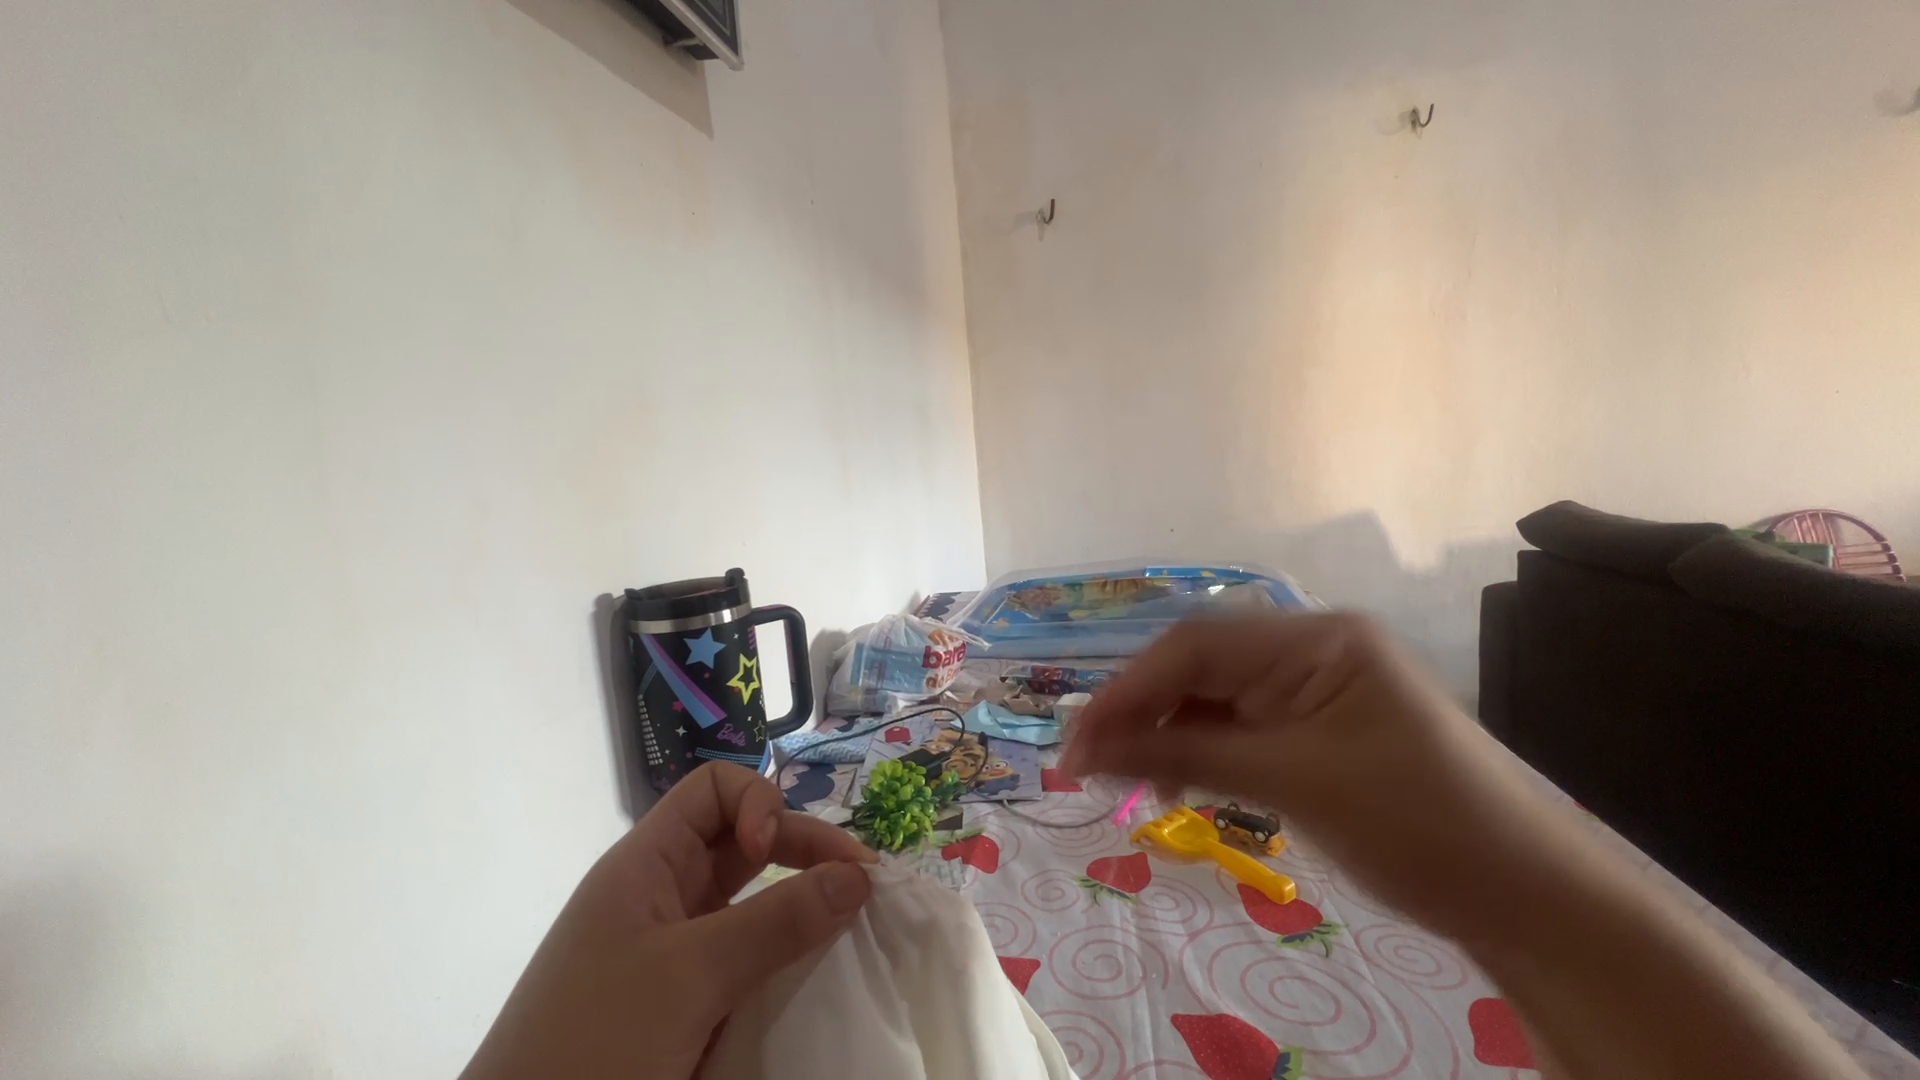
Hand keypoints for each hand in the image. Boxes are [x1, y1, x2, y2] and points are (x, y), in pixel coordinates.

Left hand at [460, 763, 875, 1079]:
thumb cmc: (596, 1044)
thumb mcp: (690, 977)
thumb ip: (778, 921)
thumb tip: (858, 876)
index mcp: (646, 863)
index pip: (714, 790)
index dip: (757, 803)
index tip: (775, 853)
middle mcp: (661, 894)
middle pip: (744, 840)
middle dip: (804, 849)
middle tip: (862, 883)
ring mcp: (672, 949)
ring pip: (752, 900)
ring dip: (802, 904)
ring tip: (851, 922)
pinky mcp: (684, 1000)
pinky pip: (747, 954)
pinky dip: (785, 953)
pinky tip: (815, 972)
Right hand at [1061, 613, 1868, 1079]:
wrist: (1530, 895)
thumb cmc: (1417, 824)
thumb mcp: (1293, 783)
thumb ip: (1186, 753)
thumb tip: (1088, 745)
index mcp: (1315, 640)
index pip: (1195, 648)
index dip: (1126, 692)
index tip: (1076, 743)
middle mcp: (1310, 650)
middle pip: (1198, 668)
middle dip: (1139, 712)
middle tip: (1088, 766)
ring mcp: (1315, 689)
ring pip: (1213, 699)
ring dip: (1166, 734)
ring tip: (1134, 782)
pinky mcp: (1317, 728)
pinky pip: (1240, 727)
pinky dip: (1202, 753)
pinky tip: (1181, 784)